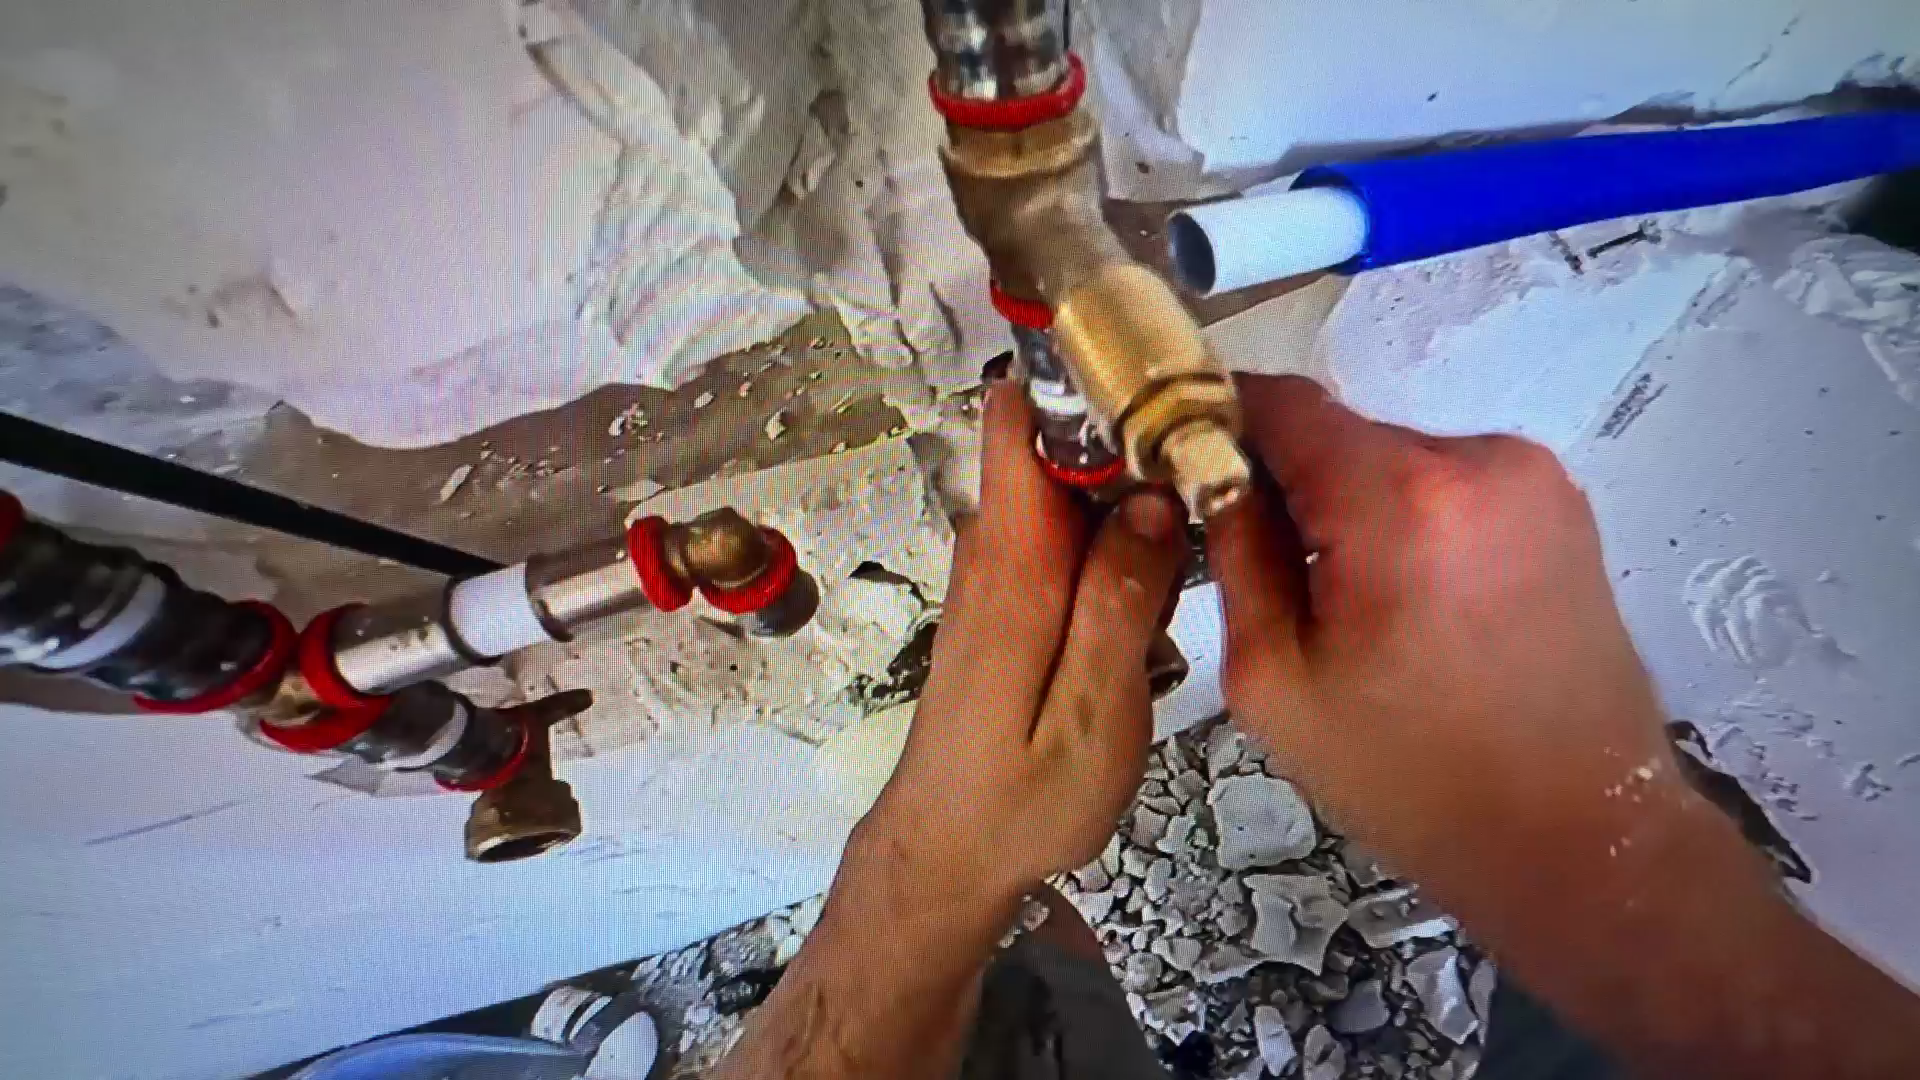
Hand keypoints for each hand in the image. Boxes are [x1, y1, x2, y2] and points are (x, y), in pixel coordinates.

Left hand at [857, 382, 1186, 906]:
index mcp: (1013, 559)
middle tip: (1215, 460)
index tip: (1156, 368)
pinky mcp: (1011, 602)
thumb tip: (1150, 500)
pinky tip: (1159, 576)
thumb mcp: (1093, 711)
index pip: (1015, 421)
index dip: (1075, 375)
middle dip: (1130, 437)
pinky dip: (1114, 538)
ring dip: (1130, 491)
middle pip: (1055, 449)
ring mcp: (1000, 574)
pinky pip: (1065, 540)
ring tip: (1203, 511)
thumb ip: (1119, 601)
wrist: (949, 847)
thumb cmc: (1022, 796)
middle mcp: (997, 548)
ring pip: (1068, 495)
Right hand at [1207, 374, 1689, 894]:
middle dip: (1280, 478)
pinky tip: (1395, 593)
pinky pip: (1435, 480)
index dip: (1219, 417)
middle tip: (1255, 554)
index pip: (1283, 404)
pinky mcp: (1556, 503)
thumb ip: (1235, 551)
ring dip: (1337, 501)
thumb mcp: (1269, 673)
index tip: (1180, 457)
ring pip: (1382, 456)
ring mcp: (1532, 477)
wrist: (1576, 841)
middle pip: (1333, 432)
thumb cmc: (1402, 772)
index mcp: (1399, 500)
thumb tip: (1218, 475)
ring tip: (1332, 591)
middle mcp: (1478, 460)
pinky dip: (1393, 513)